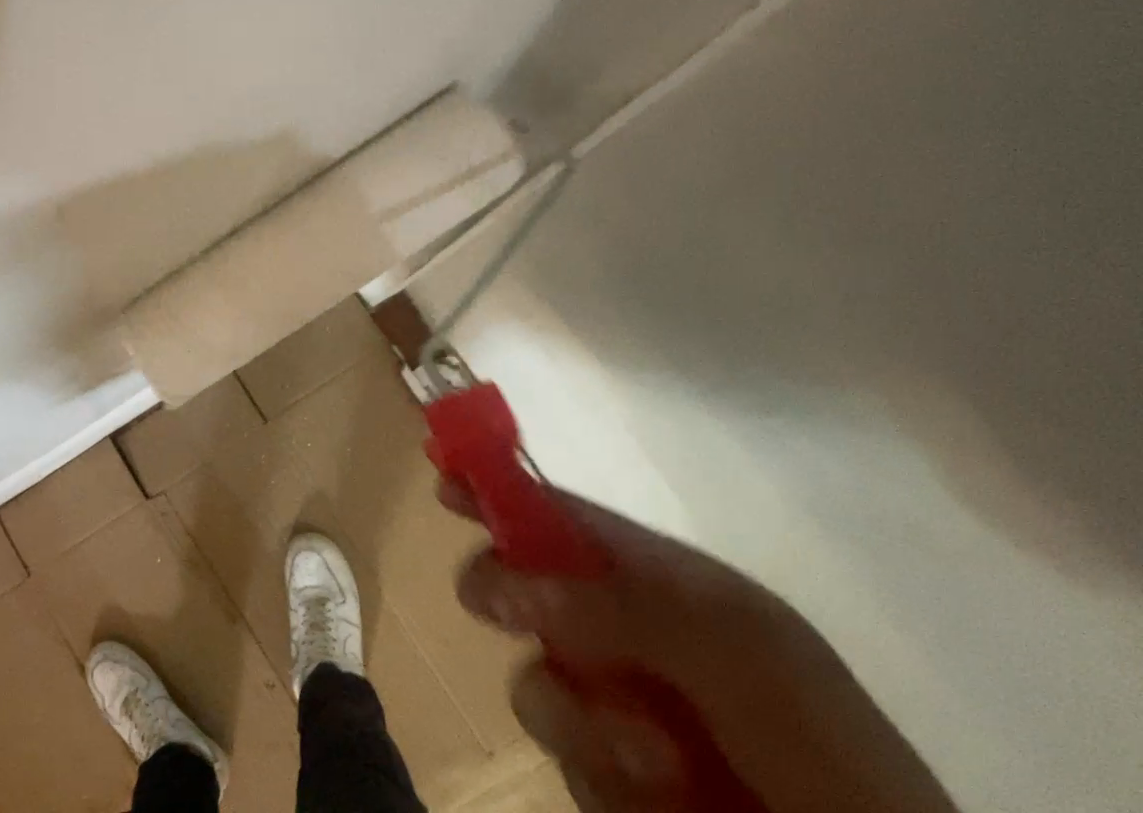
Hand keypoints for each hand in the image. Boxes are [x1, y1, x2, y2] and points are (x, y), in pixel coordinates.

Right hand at [439, 477, 959, 812]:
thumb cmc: (814, 735)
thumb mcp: (736, 646)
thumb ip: (626, 604)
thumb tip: (512, 582)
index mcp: (658, 581)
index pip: (561, 517)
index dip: (500, 490)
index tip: (444, 477)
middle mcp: (621, 631)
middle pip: (518, 586)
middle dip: (502, 592)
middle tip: (509, 610)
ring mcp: (609, 703)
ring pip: (532, 681)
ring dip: (578, 715)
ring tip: (654, 760)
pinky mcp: (603, 773)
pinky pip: (560, 756)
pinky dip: (598, 769)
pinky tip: (658, 790)